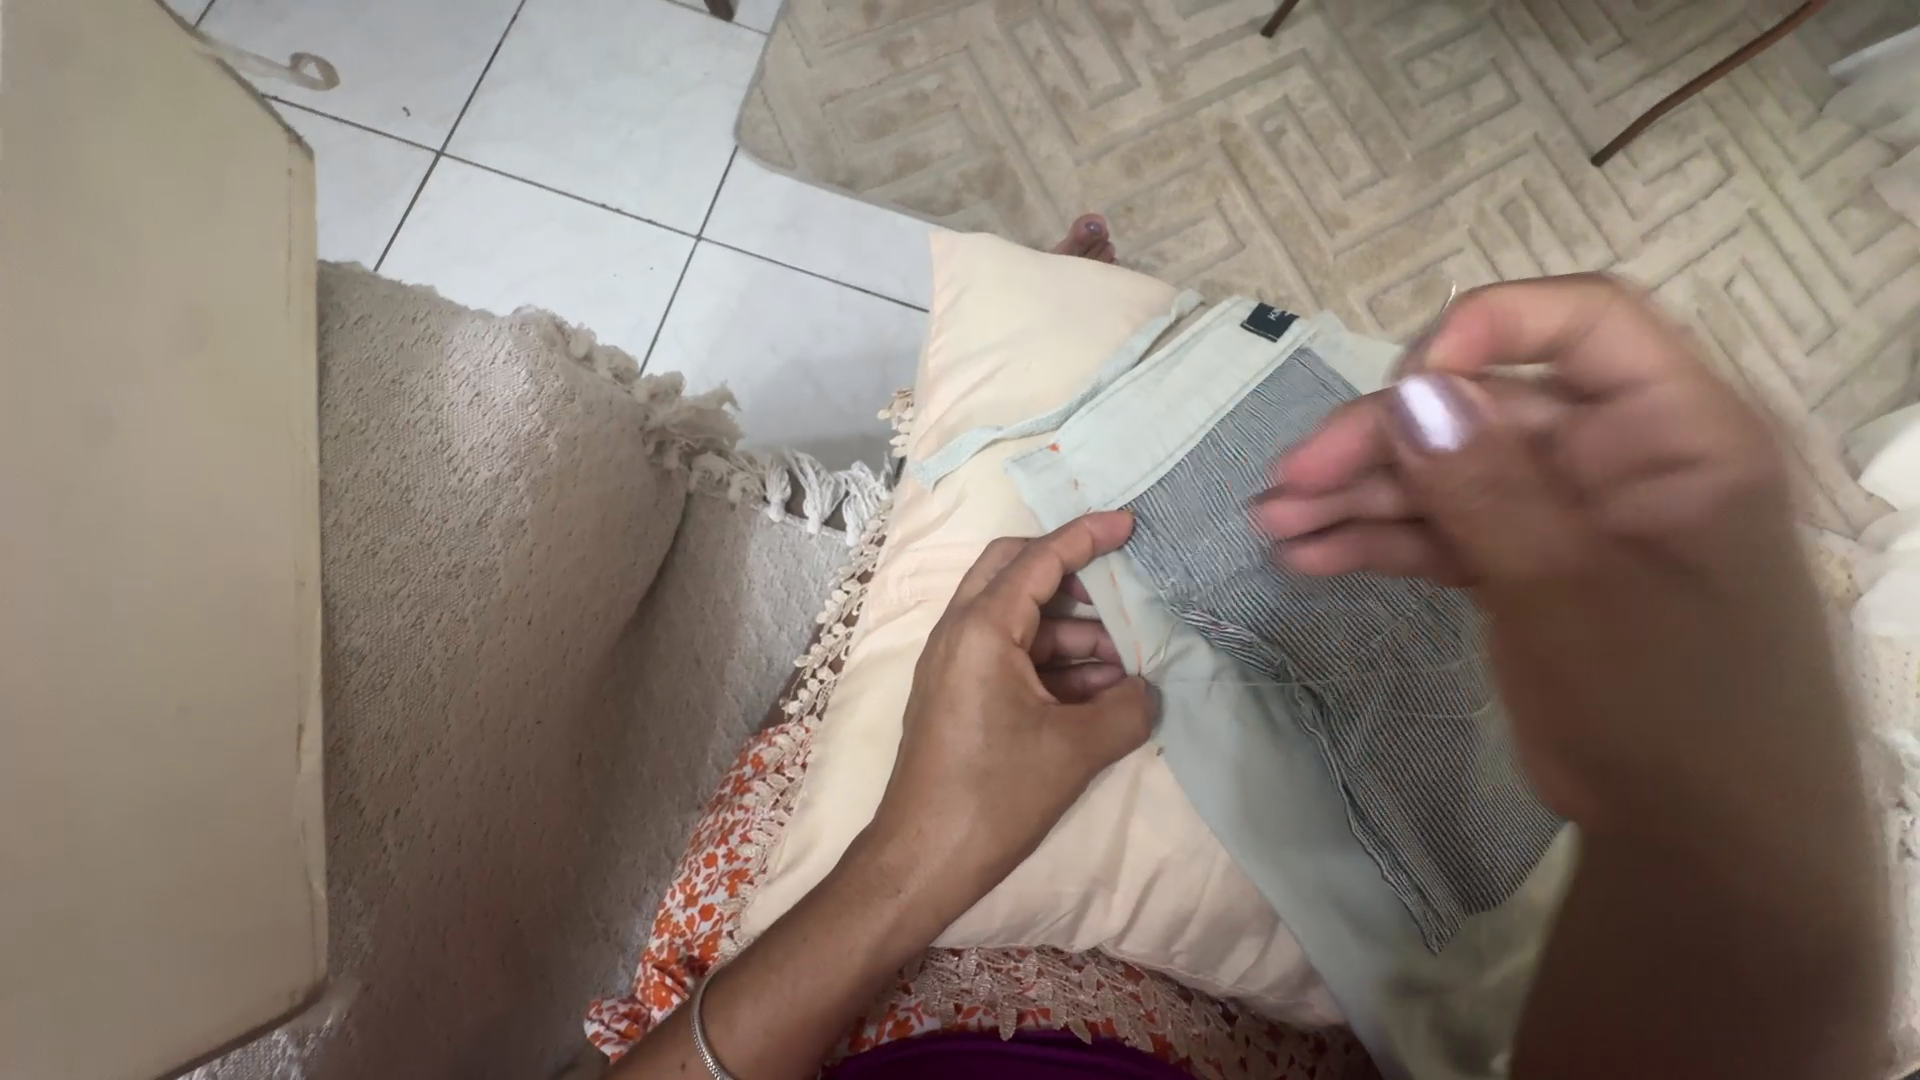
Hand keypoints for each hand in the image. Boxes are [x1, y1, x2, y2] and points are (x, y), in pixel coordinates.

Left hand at [866, 511, 1156, 909]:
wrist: (921, 858)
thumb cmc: (994, 795)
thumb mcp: (1076, 750)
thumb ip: (1128, 710)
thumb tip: (1150, 689)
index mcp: (981, 628)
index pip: (1038, 560)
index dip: (1086, 535)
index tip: (1127, 523)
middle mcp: (959, 631)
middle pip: (1014, 570)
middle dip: (1069, 572)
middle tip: (1118, 589)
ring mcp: (953, 661)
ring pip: (1017, 618)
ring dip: (1070, 631)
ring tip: (1126, 664)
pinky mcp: (957, 691)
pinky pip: (1008, 654)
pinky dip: (1051, 663)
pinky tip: (1095, 693)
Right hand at [1251, 275, 1862, 839]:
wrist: (1690, 834)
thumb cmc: (1671, 707)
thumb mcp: (1573, 589)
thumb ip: (1489, 487)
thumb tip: (1409, 392)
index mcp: (1669, 433)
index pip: (1582, 325)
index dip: (1486, 330)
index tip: (1402, 384)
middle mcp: (1605, 458)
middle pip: (1471, 413)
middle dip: (1373, 445)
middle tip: (1285, 485)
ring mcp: (1551, 515)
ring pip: (1436, 477)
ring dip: (1350, 499)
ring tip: (1273, 528)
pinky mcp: (1510, 564)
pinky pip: (1430, 534)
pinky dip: (1370, 543)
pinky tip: (1308, 560)